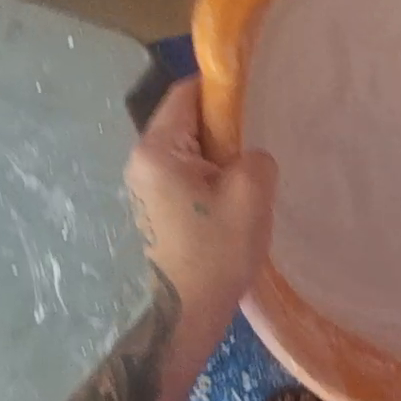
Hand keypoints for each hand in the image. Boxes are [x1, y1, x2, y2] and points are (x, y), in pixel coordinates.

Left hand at [125, 77, 277, 309]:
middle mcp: (140, 162)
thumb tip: (248, 156)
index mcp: (156, 150)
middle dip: (224, 125)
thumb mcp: (251, 192)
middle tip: (260, 139)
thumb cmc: (217, 249)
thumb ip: (256, 155)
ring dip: (220, 153)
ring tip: (251, 168)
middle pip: (185, 120)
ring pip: (189, 149)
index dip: (221, 89)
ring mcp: (145, 187)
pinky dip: (211, 174)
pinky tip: (235, 193)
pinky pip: (186, 173)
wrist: (189, 311)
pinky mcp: (156, 207)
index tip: (255, 98)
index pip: (185, 94)